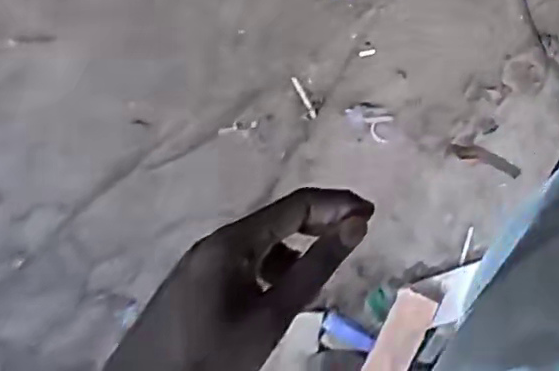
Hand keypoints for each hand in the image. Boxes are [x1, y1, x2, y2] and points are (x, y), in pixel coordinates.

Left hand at [104, 188, 373, 370]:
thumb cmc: (207, 361)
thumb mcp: (271, 317)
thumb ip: (317, 266)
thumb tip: (359, 222)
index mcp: (231, 242)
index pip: (298, 203)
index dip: (339, 205)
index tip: (370, 217)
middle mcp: (213, 244)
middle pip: (280, 218)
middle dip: (322, 221)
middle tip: (356, 234)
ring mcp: (197, 267)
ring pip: (263, 242)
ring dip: (299, 246)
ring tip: (321, 269)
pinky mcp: (189, 290)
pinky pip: (243, 262)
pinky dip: (273, 266)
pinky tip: (280, 293)